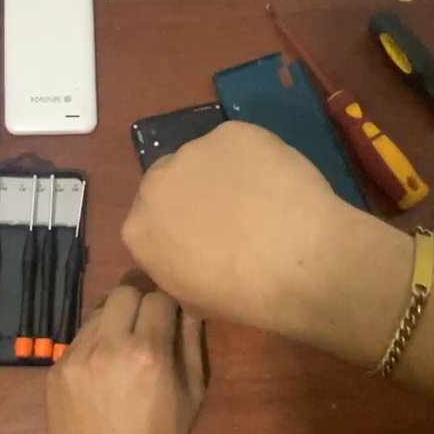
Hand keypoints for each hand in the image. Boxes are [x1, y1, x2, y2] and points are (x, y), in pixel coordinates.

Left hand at [40, 284, 207, 433]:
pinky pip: (81, 337)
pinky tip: (103, 373)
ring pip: (99, 310)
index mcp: (148, 353)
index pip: (158, 298)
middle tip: (148, 328)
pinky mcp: (57, 367)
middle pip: (124, 291)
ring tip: (124, 351)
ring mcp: (77, 355)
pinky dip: (96, 343)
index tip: (172, 320)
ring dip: (116, 320)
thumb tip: (190, 305)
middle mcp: (109, 346)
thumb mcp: (191, 397)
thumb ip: (191, 344)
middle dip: (140, 302)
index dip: (169, 306)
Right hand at [121, 121, 393, 337]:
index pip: (151, 222)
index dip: (180, 225)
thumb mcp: (196, 301)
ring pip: (207, 159)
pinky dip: (258, 158)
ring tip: (264, 198)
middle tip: (232, 213)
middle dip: (195, 192)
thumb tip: (193, 265)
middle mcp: (154, 185)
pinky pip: (241, 144)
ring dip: (228, 174)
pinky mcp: (231, 132)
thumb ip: (179, 272)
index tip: (205, 235)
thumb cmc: (244, 297)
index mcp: (138, 231)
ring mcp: (192, 152)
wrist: (295, 263)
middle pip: (171, 180)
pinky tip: (279, 182)